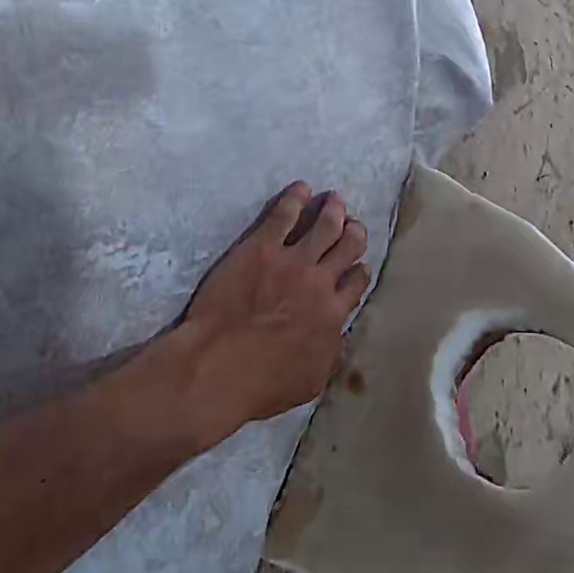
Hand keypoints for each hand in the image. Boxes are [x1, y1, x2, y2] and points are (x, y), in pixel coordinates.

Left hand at [170, 182, 370, 447]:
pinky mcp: (262, 247)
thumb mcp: (309, 382)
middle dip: (354, 232)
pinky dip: (295, 198)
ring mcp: (293, 260)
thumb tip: (339, 340)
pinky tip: (301, 188)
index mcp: (333, 314)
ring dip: (333, 210)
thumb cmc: (259, 384)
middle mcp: (321, 282)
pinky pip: (284, 215)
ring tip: (334, 200)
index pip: (357, 281)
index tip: (355, 265)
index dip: (358, 269)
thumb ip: (329, 354)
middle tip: (352, 224)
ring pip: (325, 225)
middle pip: (348, 246)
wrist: (215, 368)